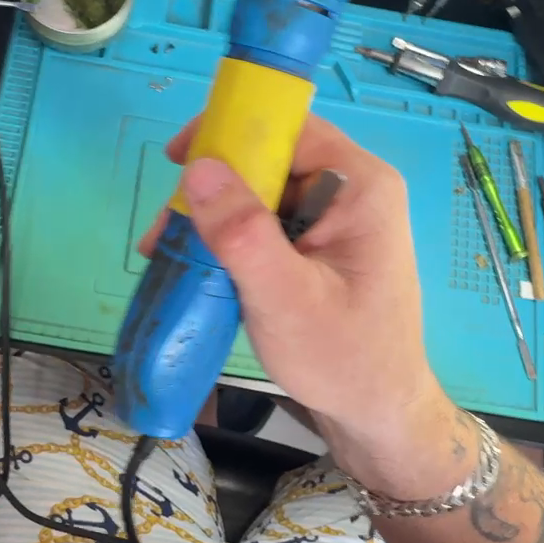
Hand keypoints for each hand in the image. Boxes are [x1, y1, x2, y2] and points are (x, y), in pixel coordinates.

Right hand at [139, 118, 478, 498]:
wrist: (376, 414)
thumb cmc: (342, 358)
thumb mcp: (285, 297)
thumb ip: (242, 233)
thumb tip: (198, 169)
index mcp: (359, 187)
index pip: (290, 128)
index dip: (232, 133)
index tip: (178, 161)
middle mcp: (351, 192)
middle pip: (270, 161)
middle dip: (213, 189)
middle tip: (167, 230)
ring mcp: (335, 221)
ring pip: (262, 195)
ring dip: (215, 219)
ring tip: (172, 254)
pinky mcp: (320, 248)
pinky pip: (268, 226)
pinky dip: (231, 241)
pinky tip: (202, 267)